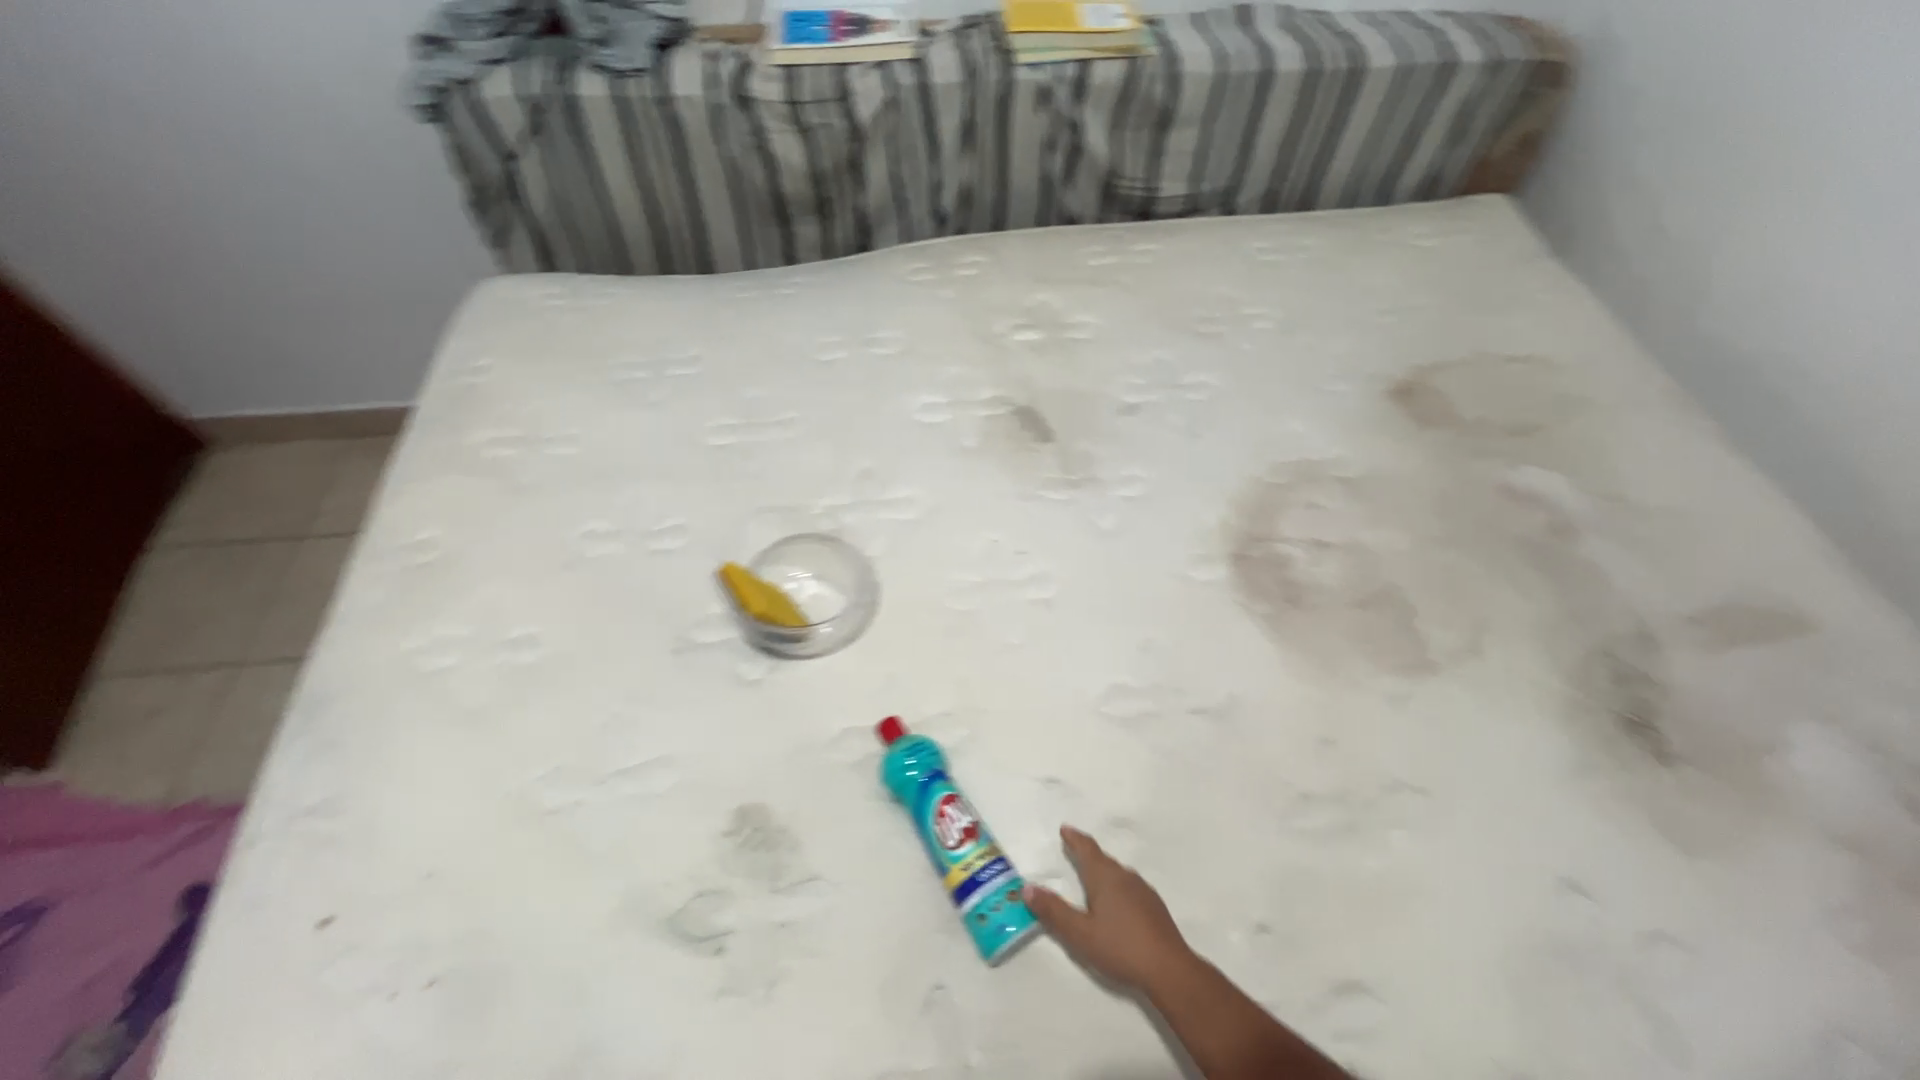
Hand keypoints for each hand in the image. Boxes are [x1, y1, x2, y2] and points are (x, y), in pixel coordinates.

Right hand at [1023, 825, 1193, 990]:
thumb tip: (1027, 887)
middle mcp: (1125, 877)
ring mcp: (1143, 892)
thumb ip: (1053, 911)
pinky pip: (1129, 887)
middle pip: (1103, 860)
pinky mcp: (1154, 908)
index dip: (1075, 839)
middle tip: (1074, 850)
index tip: (1065, 829)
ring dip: (1103, 870)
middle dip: (1088, 854)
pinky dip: (1117, 886)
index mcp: (1105, 878)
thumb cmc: (1120, 948)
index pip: (1087, 850)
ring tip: (1093, 876)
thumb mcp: (1079, 933)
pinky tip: (1117, 903)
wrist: (1169, 969)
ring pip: (1118, 873)